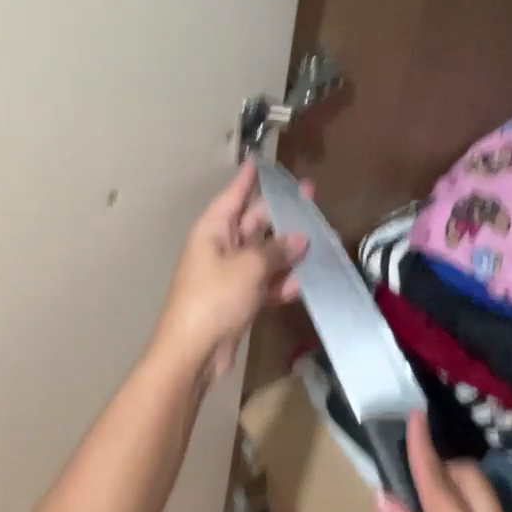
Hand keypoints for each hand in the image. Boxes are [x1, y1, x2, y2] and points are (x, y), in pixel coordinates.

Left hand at [148, 161, 309, 385]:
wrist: (193, 351)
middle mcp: (219, 248)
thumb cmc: (214, 299)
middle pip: (253, 223)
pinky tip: (301, 283)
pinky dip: (280, 283)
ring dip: (286, 251)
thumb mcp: (248, 268)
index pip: (233, 196)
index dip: (247, 179)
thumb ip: (275, 251)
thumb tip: (299, 238)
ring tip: (318, 239)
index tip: (259, 160)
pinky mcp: (238, 301)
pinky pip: (264, 284)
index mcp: (212, 230)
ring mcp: (229, 276)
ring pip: (263, 255)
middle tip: (310, 195)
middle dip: (280, 212)